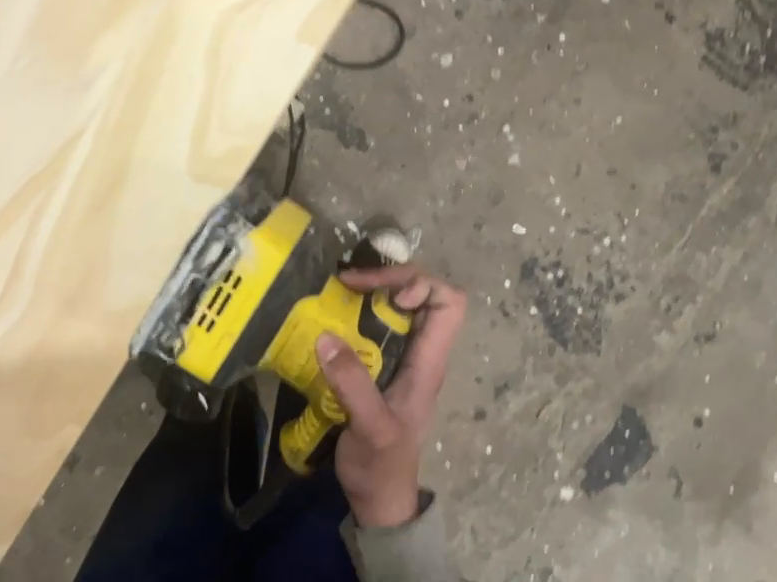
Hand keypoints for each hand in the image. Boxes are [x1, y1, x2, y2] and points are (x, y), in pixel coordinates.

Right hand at [317, 265, 466, 528]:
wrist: (377, 499)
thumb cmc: (382, 466)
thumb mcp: (369, 427)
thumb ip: (353, 384)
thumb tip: (327, 336)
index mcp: (429, 361)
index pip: (449, 303)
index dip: (423, 285)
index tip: (389, 296)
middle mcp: (420, 351)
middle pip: (421, 292)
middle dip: (388, 278)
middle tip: (348, 282)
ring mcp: (400, 355)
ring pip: (396, 304)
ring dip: (371, 290)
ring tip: (337, 288)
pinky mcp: (378, 361)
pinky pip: (374, 321)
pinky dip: (356, 308)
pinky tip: (331, 312)